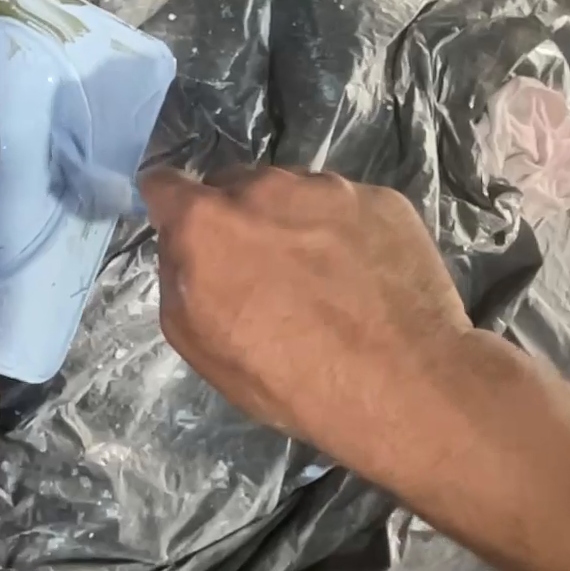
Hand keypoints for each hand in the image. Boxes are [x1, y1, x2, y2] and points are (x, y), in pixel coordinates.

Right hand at [140, 166, 473, 460]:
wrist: (407, 388)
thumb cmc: (284, 373)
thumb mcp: (194, 339)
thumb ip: (175, 276)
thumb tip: (184, 250)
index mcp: (203, 219)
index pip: (162, 182)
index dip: (167, 205)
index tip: (180, 229)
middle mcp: (259, 186)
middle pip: (229, 184)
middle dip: (233, 216)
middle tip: (259, 268)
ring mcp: (324, 188)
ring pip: (288, 192)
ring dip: (288, 220)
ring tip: (321, 275)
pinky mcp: (381, 199)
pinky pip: (343, 205)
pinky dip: (342, 230)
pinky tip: (361, 276)